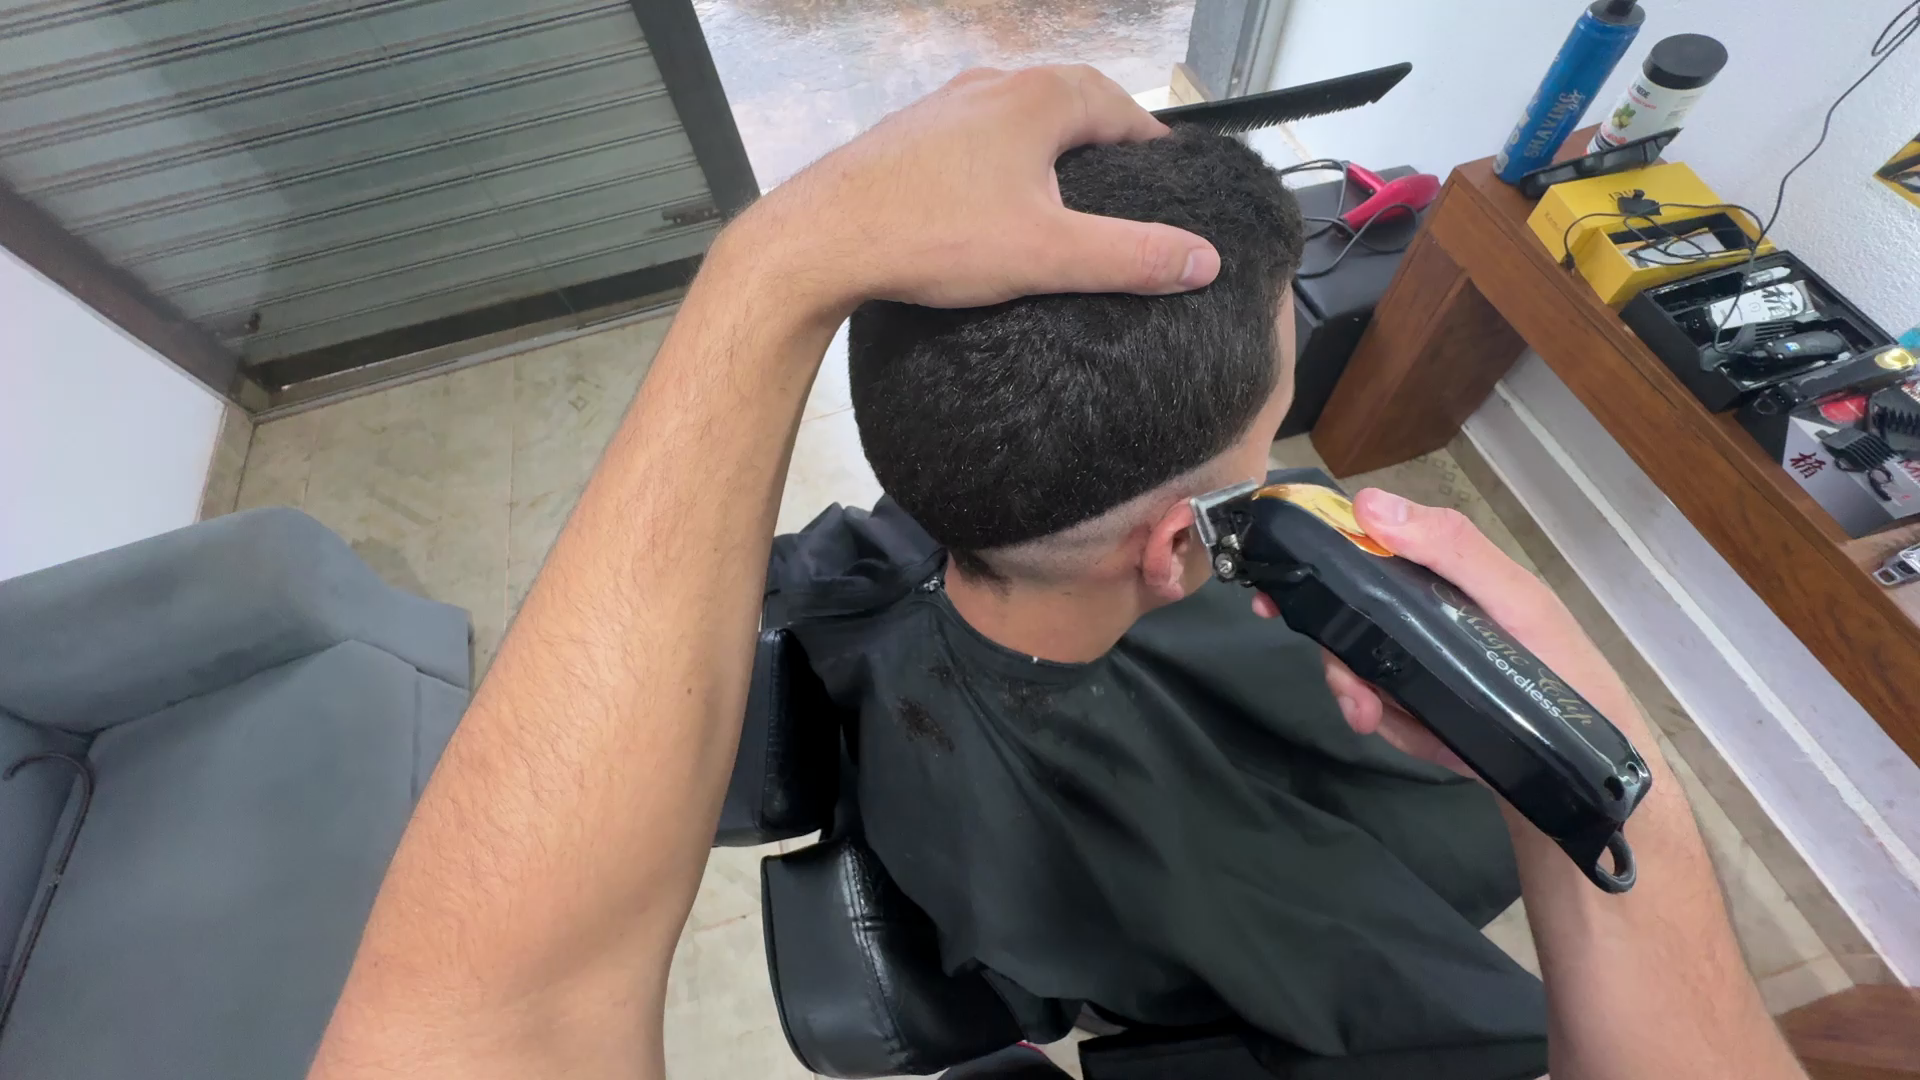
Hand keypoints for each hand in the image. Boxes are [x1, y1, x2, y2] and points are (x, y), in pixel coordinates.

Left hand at [721, 65, 1221, 316]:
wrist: (826, 239)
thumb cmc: (935, 235)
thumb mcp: (1049, 254)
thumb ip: (1130, 257)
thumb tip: (1203, 261)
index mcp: (1038, 99)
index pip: (1120, 109)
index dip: (1150, 144)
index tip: (1168, 177)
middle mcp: (991, 88)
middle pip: (1069, 105)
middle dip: (1101, 142)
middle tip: (1120, 190)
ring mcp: (944, 110)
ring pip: (1017, 121)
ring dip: (1046, 150)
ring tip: (1062, 198)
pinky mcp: (911, 140)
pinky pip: (974, 144)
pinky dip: (999, 165)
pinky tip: (993, 202)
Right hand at [1257, 489, 1642, 776]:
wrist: (1578, 774)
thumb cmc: (1561, 672)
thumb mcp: (1515, 601)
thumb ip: (1451, 549)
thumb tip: (1365, 503)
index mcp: (1434, 574)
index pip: (1362, 549)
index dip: (1312, 560)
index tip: (1276, 591)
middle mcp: (1413, 611)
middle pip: (1340, 613)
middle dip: (1329, 646)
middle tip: (1332, 673)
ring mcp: (1406, 659)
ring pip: (1344, 660)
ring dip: (1347, 688)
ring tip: (1368, 715)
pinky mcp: (1405, 703)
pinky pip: (1366, 702)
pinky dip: (1373, 717)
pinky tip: (1386, 725)